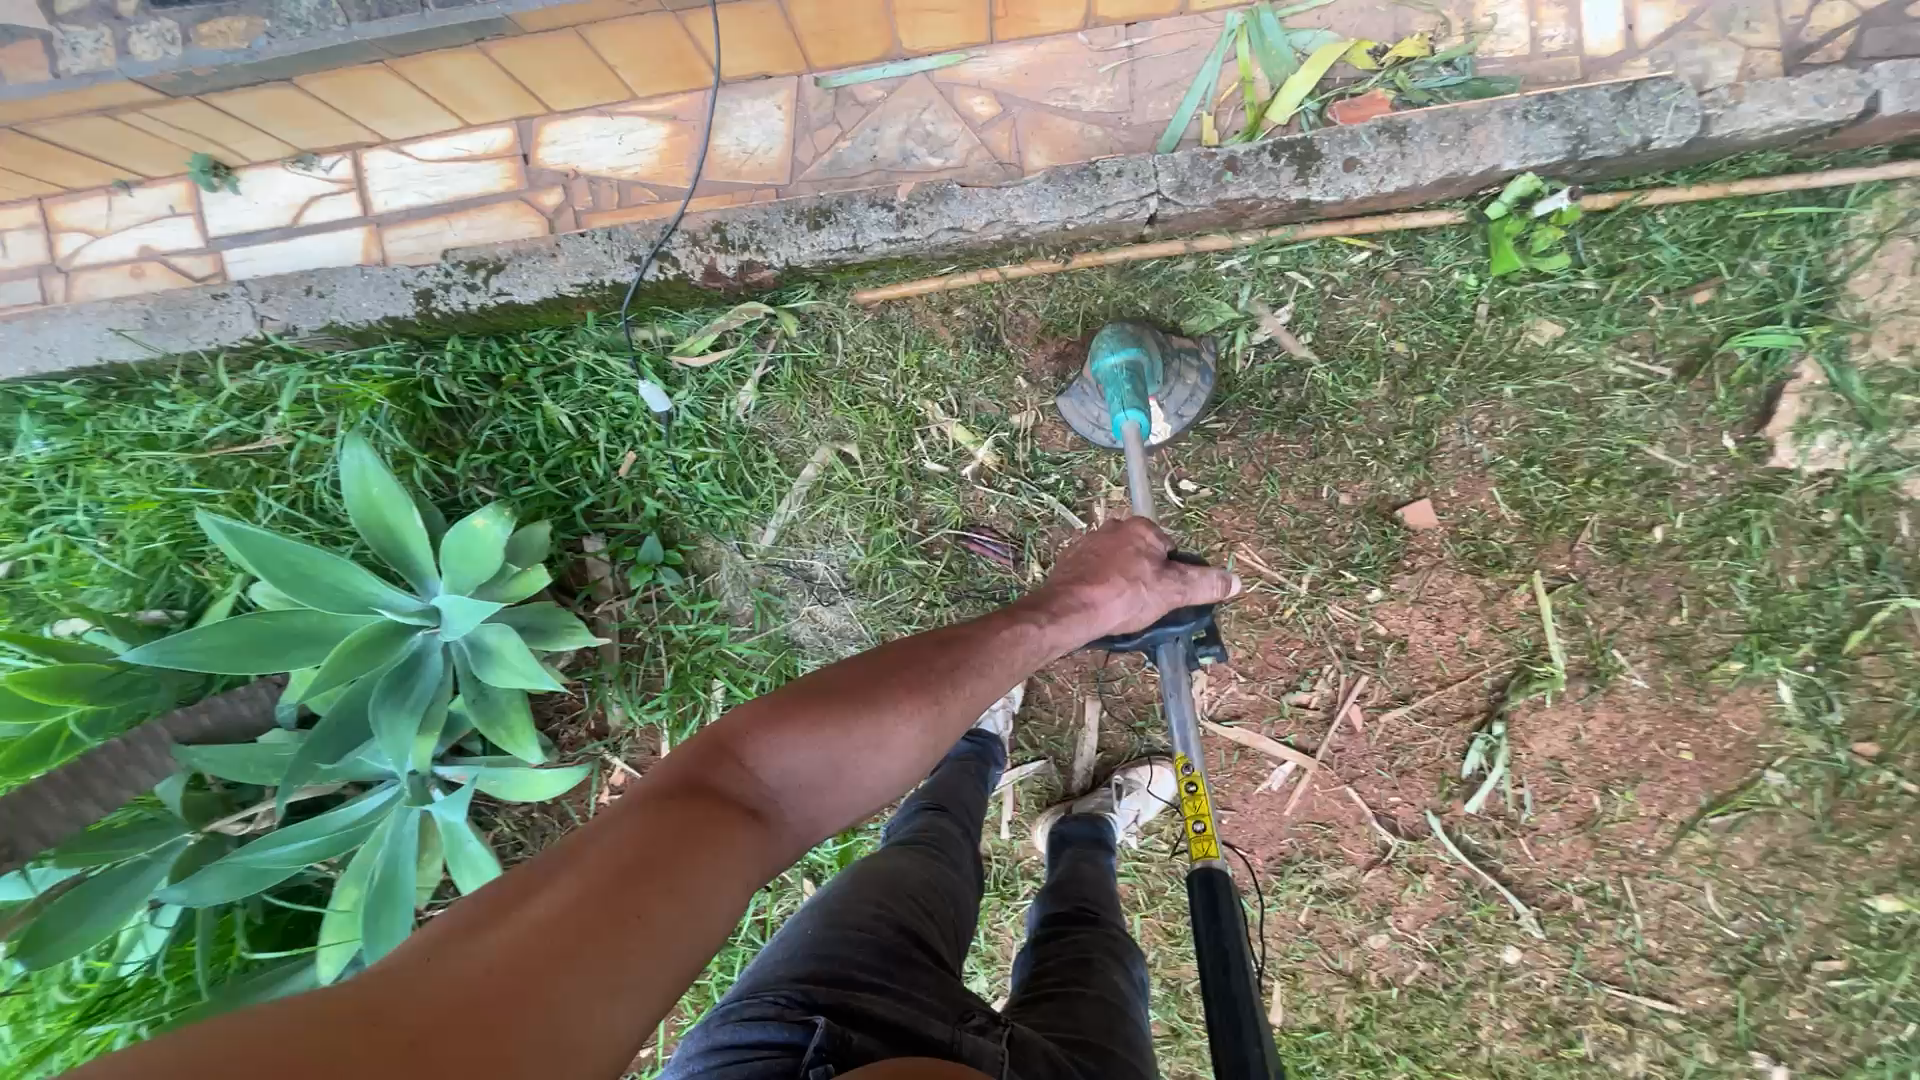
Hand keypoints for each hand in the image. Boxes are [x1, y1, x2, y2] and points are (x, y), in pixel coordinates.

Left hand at [1027, 517, 1240, 641]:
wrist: (1067, 610)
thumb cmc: (1124, 597)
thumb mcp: (1173, 592)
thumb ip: (1204, 584)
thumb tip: (1235, 581)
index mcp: (1141, 527)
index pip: (1170, 550)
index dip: (1172, 577)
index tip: (1165, 598)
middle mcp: (1113, 528)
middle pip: (1143, 558)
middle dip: (1147, 581)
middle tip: (1144, 607)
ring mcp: (1088, 544)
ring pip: (1118, 567)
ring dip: (1123, 586)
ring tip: (1121, 612)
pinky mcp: (1069, 563)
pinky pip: (1095, 576)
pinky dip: (1101, 590)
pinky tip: (1100, 609)